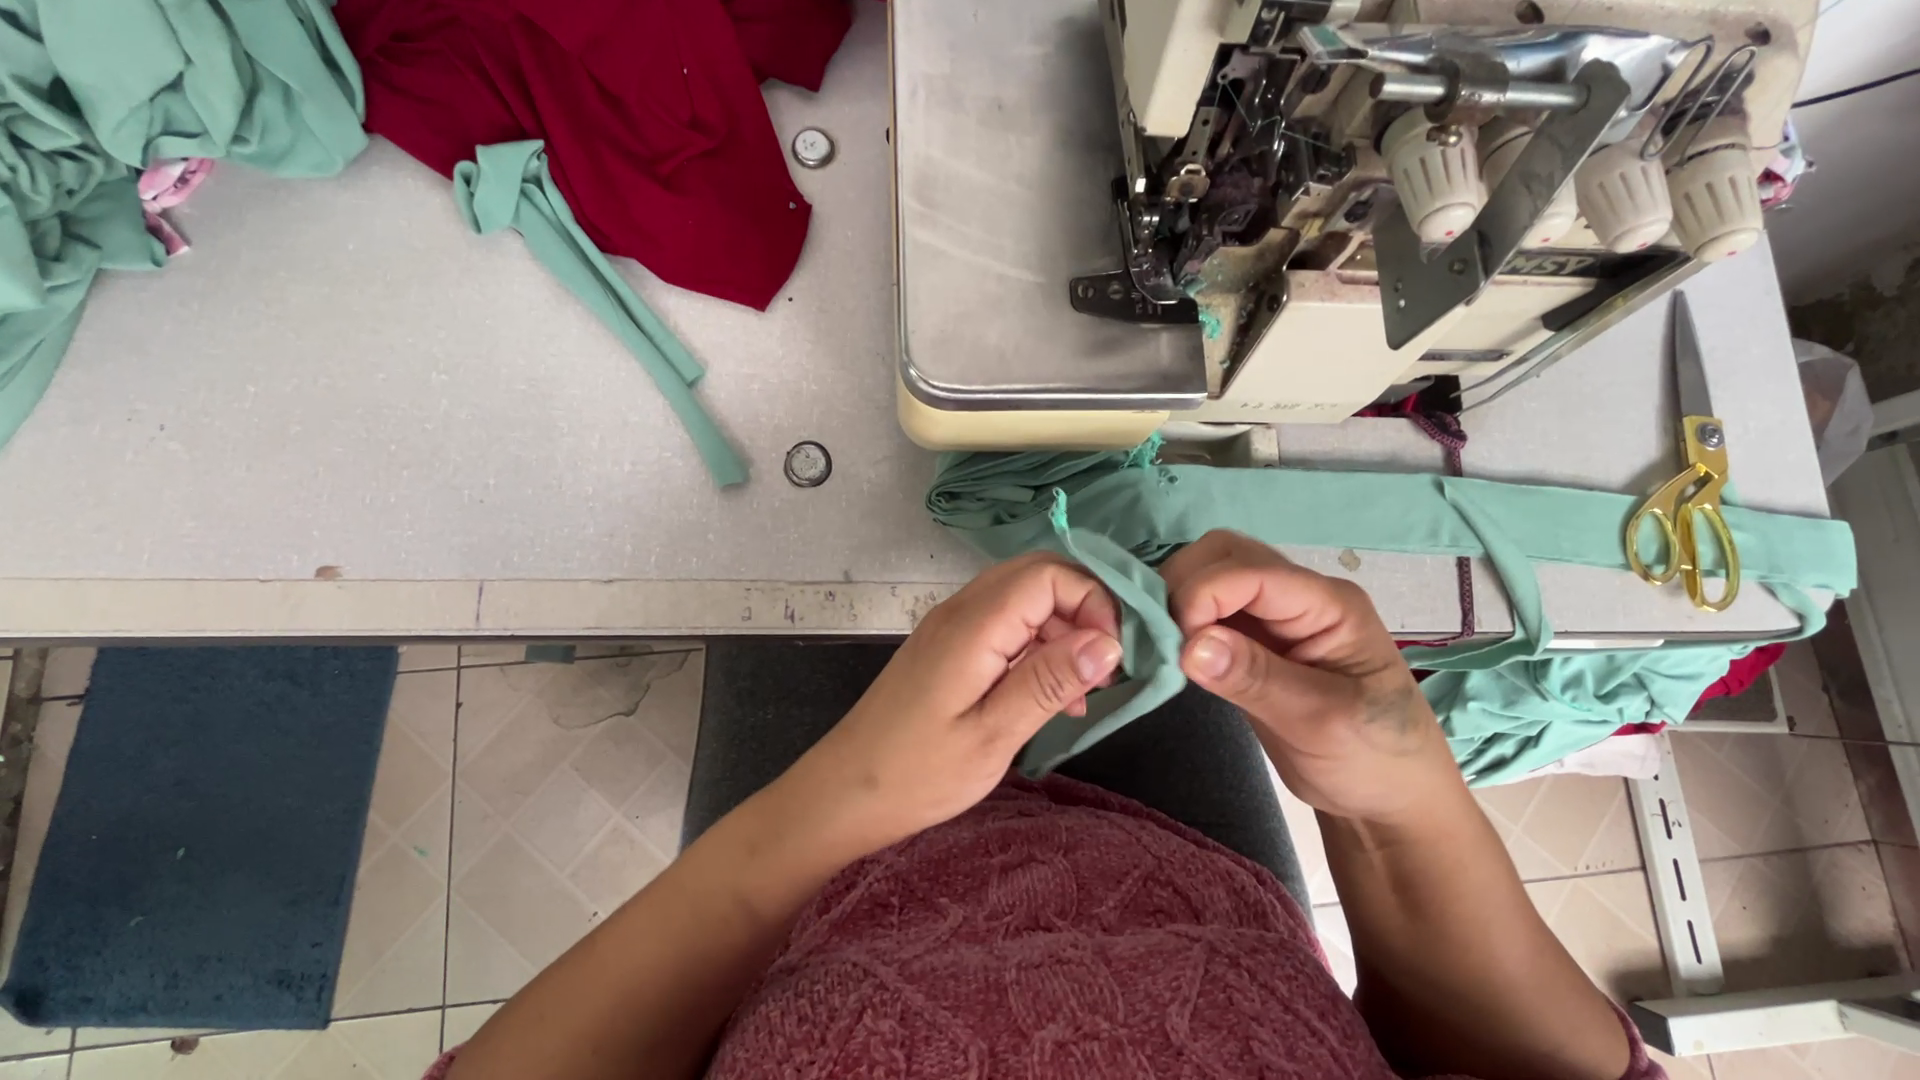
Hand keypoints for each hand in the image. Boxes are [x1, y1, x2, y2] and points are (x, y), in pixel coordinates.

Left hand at [778, 553, 1124, 854]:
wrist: (845, 793)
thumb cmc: (917, 773)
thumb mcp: (993, 734)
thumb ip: (1048, 681)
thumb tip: (1107, 641)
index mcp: (973, 624)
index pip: (1048, 574)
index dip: (1093, 601)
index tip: (1114, 655)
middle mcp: (961, 611)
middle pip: (1037, 577)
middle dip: (1084, 612)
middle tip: (1106, 668)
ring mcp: (952, 628)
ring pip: (1023, 602)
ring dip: (1063, 634)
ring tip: (1084, 692)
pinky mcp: (949, 649)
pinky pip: (1004, 628)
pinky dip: (1037, 650)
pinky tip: (1053, 698)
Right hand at [1160, 530, 1459, 824]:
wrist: (1387, 798)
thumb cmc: (1374, 760)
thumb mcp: (1320, 722)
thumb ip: (1254, 678)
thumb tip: (1188, 645)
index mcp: (1328, 604)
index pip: (1250, 571)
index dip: (1202, 594)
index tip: (1175, 644)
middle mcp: (1297, 597)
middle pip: (1225, 555)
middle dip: (1183, 585)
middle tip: (1159, 638)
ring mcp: (1273, 618)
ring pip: (1209, 577)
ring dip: (1175, 601)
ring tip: (1160, 647)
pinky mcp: (1251, 642)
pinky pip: (1206, 612)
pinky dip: (1178, 624)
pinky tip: (1168, 653)